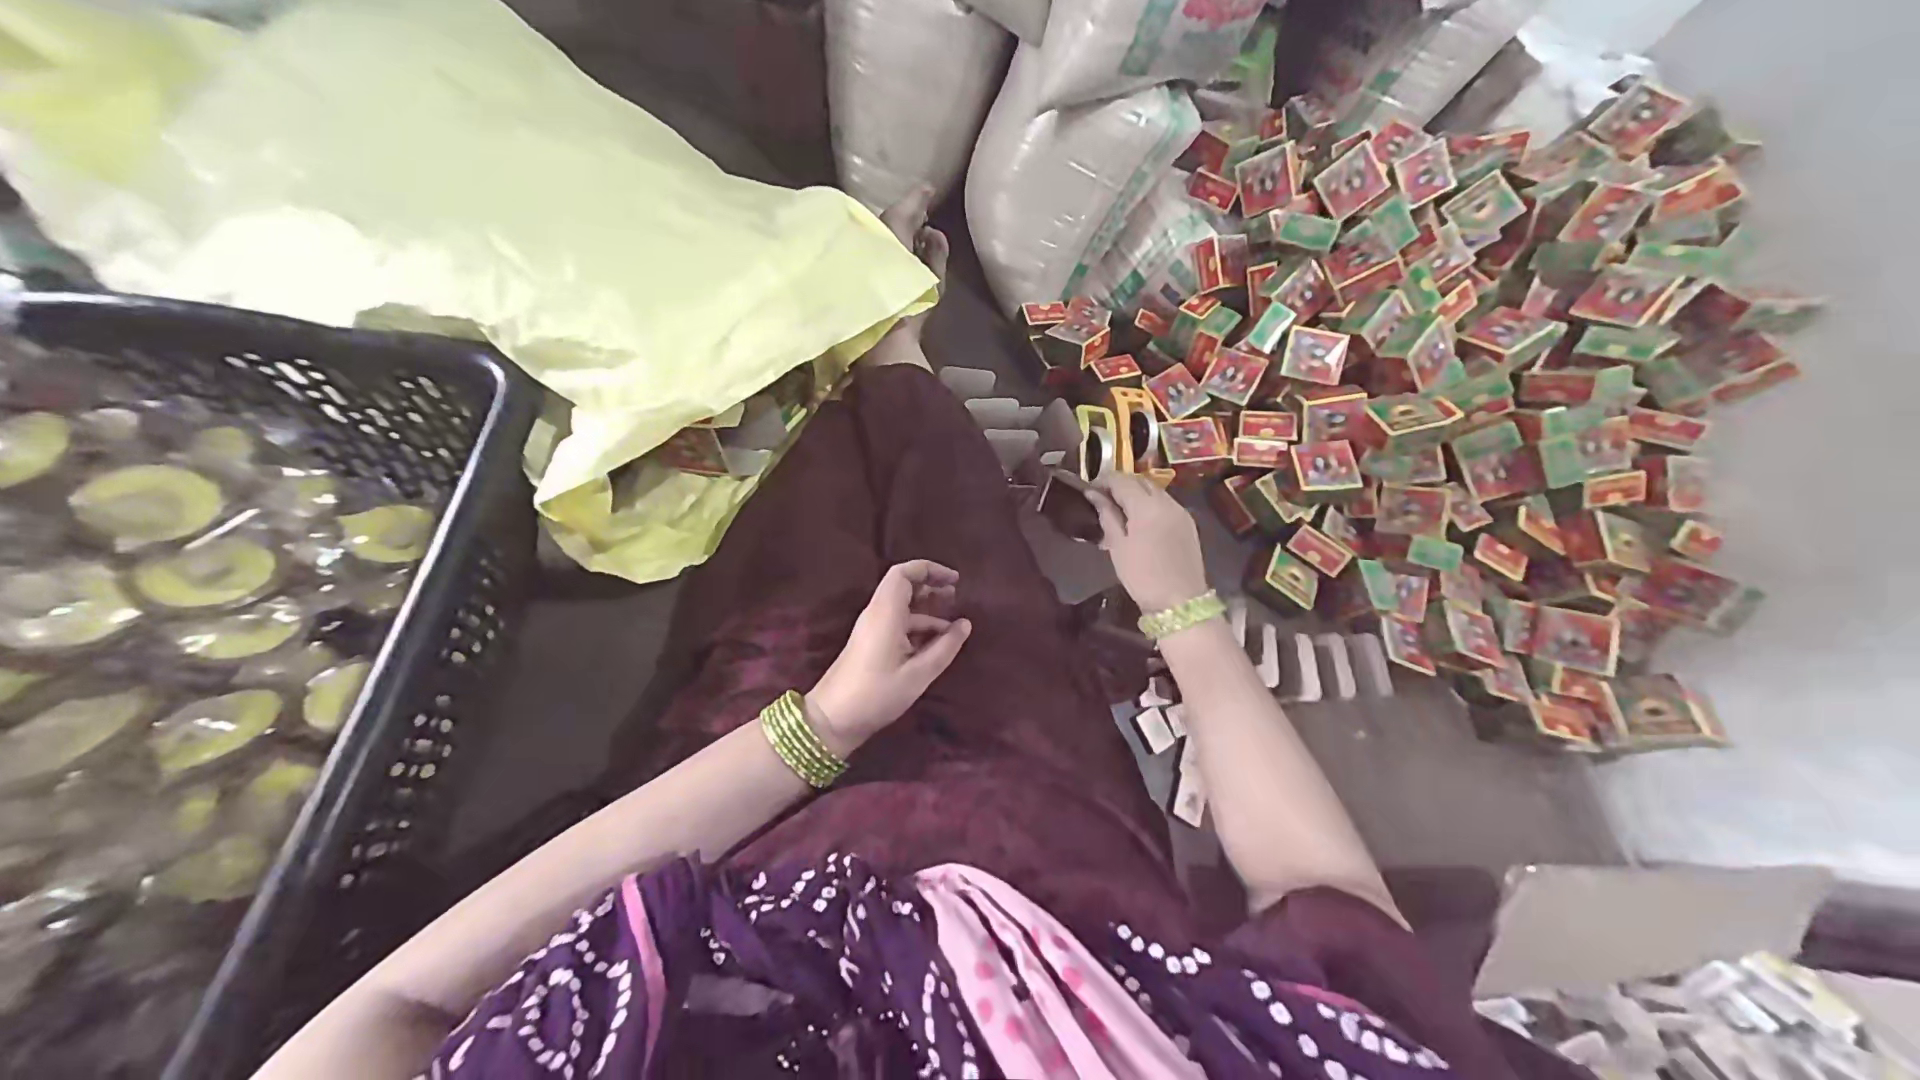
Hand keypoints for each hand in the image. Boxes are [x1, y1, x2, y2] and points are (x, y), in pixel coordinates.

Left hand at [807, 560, 971, 755]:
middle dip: (930, 586)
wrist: (832, 719)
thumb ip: (945, 647)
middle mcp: (877, 614)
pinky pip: (897, 623)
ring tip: (953, 623)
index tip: (954, 580)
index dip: (929, 569)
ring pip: (902, 606)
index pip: (903, 573)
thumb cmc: (876, 694)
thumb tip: (965, 624)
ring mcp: (872, 628)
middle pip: (903, 586)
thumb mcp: (918, 674)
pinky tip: (937, 643)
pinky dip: (918, 626)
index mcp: (886, 613)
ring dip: (927, 609)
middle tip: (955, 595)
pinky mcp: (871, 643)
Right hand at [1086, 474, 1211, 613]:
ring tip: (1120, 509)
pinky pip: (1165, 502)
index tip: (1090, 490)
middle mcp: (1167, 502)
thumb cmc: (1142, 576)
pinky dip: (1149, 503)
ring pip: (1155, 489)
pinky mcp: (1188, 522)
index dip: (1103, 480)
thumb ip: (1107, 515)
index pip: (1122, 480)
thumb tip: (1094, 494)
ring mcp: (1180, 511)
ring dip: (1136, 492)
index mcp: (1147, 507)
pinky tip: (1139, 520)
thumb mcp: (1117, 546)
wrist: (1180, 601)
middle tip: (1103, 498)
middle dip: (1120, 484)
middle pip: (1140, 480)